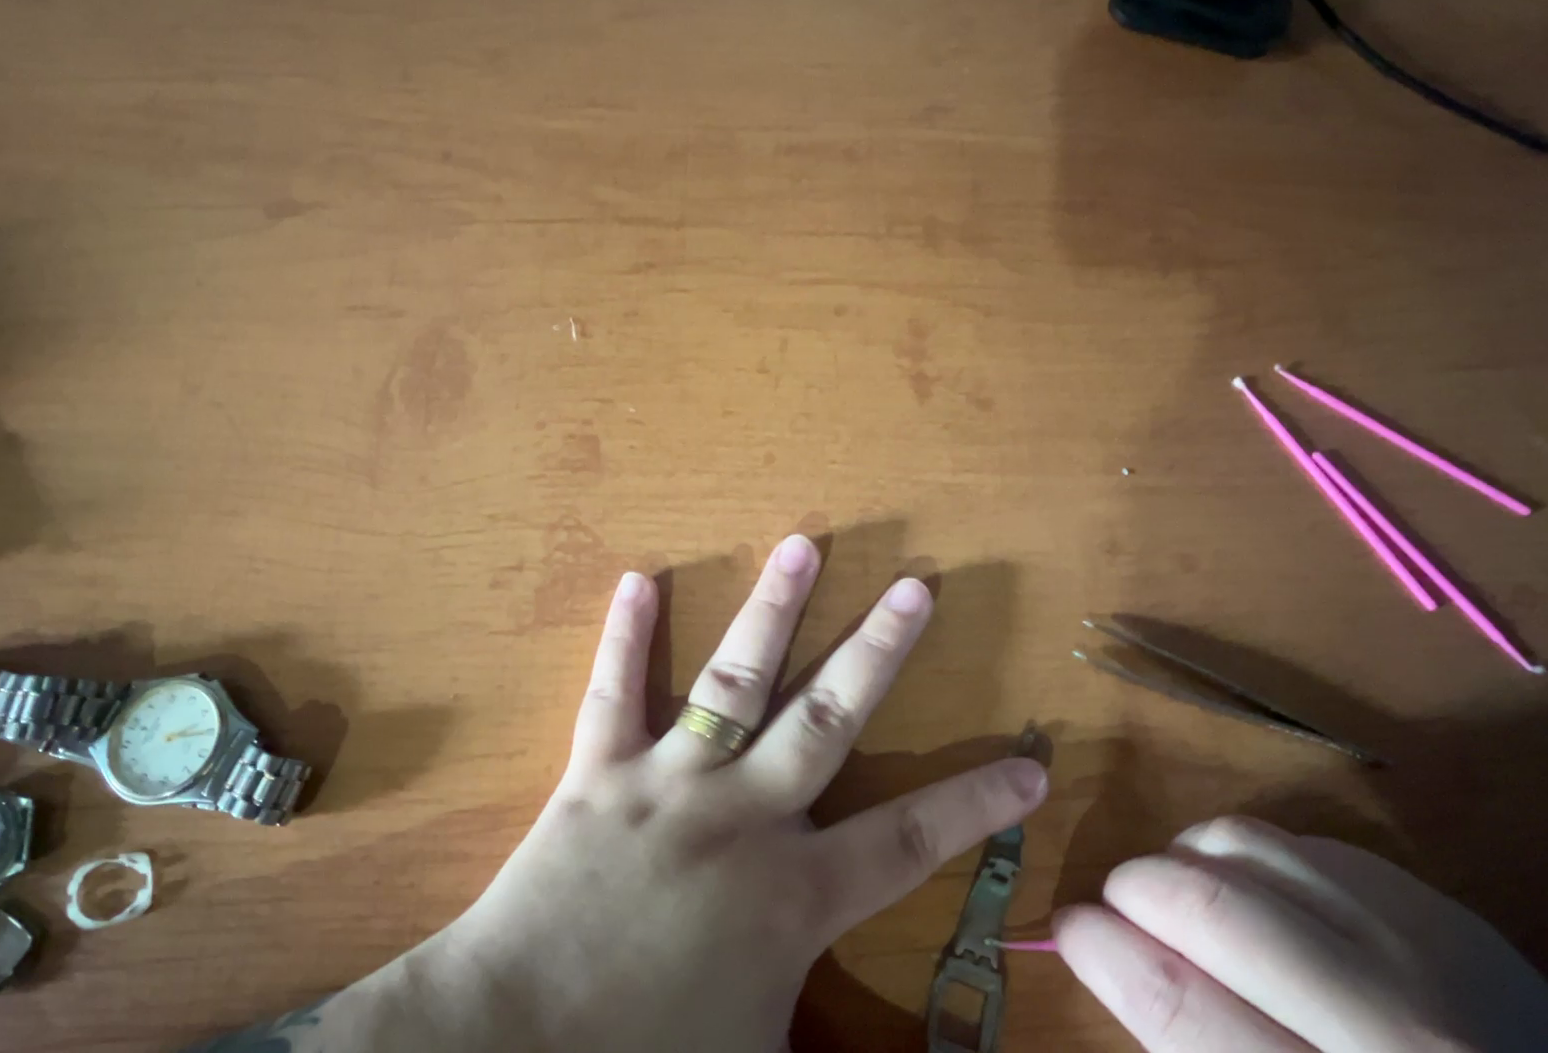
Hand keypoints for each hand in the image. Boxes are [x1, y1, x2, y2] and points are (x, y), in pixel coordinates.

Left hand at [342, 535, 1046, 1052]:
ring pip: (733, 683)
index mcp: (794, 891)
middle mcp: (743, 817)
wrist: (517, 1044)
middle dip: (877, 652)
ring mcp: (670, 784)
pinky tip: (636, 579)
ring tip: (800, 546)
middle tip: (914, 587)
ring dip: (771, 612)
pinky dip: (624, 637)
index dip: (976, 802)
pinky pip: (612, 695)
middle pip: (828, 720)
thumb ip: (835, 1037)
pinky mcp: (598, 775)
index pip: (910, 839)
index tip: (1030, 763)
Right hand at [1055, 815, 1547, 1052]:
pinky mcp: (1438, 902)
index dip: (1102, 952)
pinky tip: (1255, 895)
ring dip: (1183, 859)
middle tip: (1120, 909)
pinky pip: (1296, 839)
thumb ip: (1194, 1040)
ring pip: (1246, 847)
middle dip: (1132, 890)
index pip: (1182, 1005)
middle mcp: (1387, 1022)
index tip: (1069, 927)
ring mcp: (1423, 950)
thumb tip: (1103, 951)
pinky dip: (1245, 857)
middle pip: (1206, 904)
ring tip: (1184, 897)